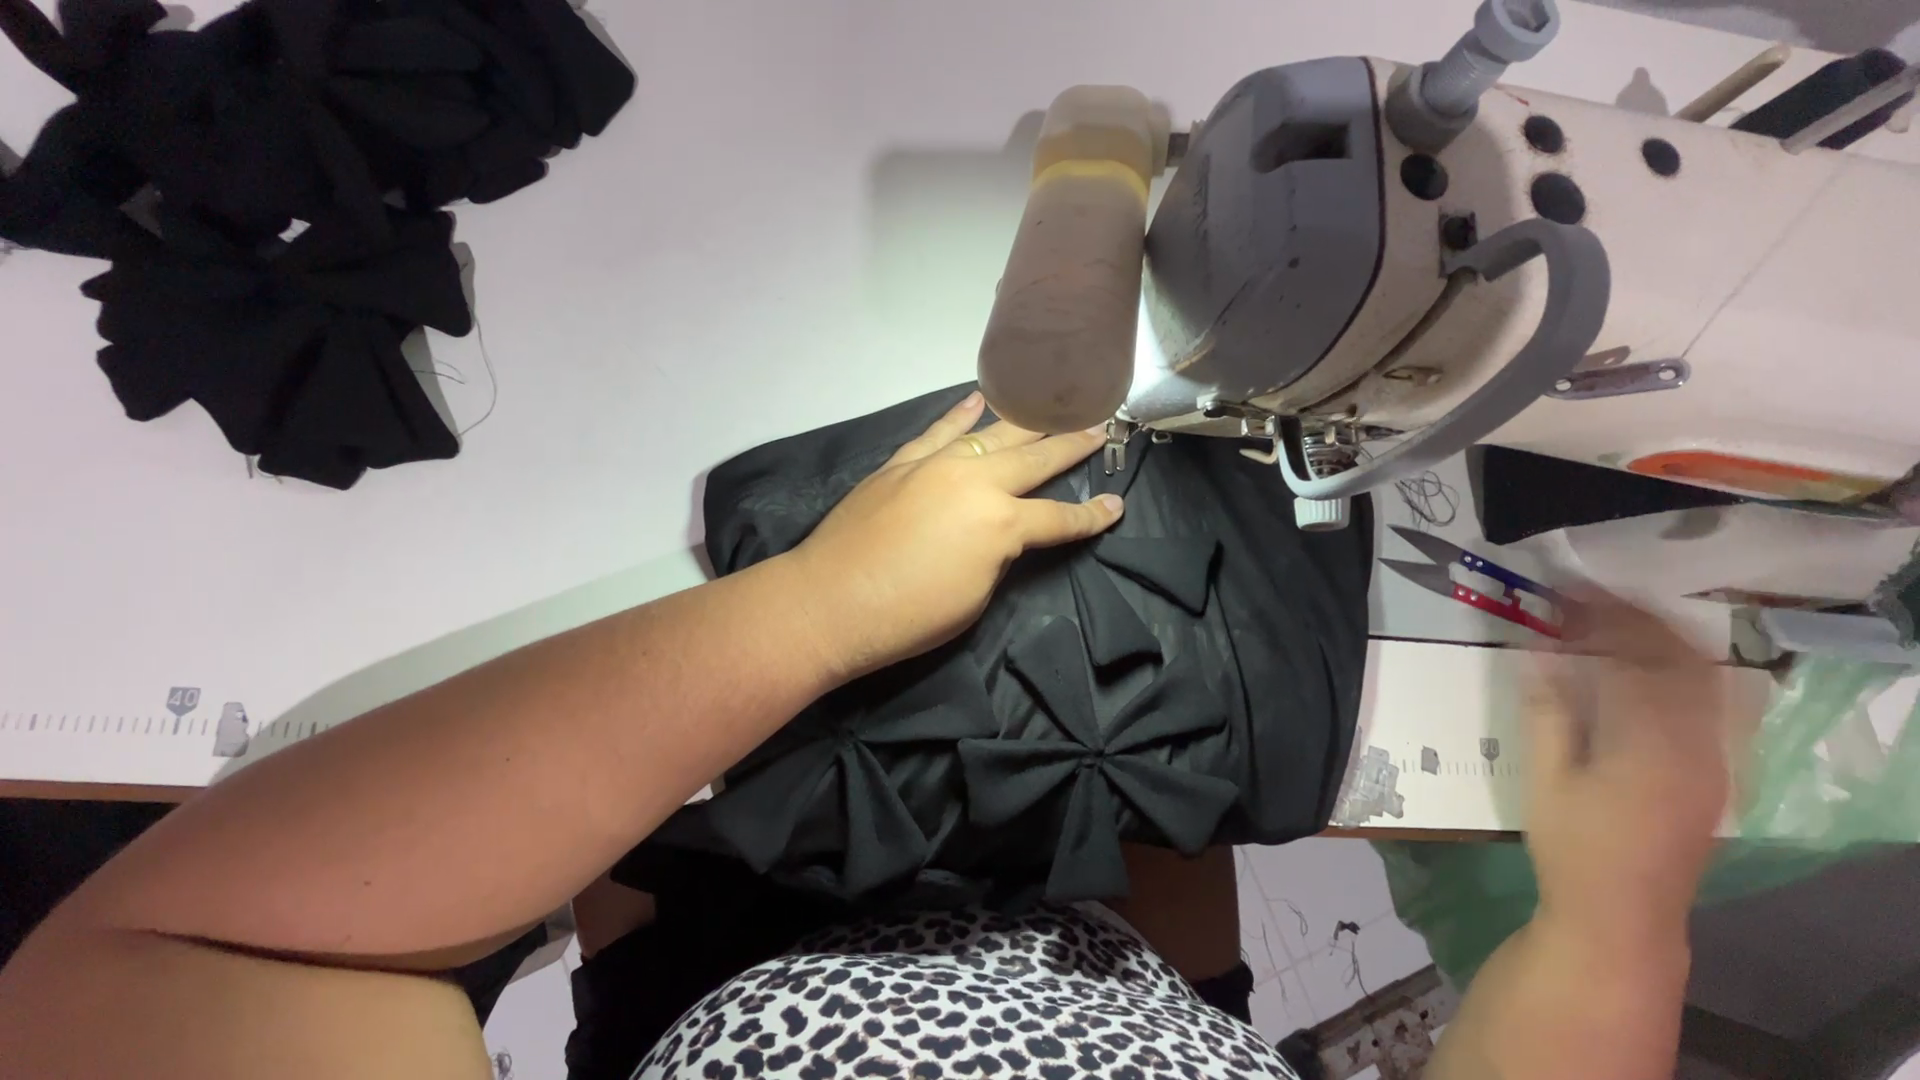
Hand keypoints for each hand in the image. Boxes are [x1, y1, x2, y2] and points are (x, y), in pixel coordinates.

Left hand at [781, 391, 1122, 681]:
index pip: (1060, 518)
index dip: (1091, 516)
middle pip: (1035, 459)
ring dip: (1026, 422)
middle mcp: (975, 482)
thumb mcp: (975, 597)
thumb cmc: (909, 617)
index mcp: (1002, 524)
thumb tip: (1001, 535)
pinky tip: (978, 400)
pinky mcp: (902, 463)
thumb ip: (997, 556)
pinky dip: (960, 414)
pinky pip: (938, 431)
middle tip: (1099, 428)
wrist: (830, 602)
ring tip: (1053, 406)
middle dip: (1071, 446)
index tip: (1116, 505)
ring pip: (991, 434)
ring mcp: (936, 465)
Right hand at [1522, 592, 1740, 949]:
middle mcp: (1696, 742)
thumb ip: (1547, 710)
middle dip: (1635, 618)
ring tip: (1614, 619)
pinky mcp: (1716, 771)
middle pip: (1678, 658)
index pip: (1632, 656)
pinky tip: (1646, 665)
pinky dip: (1677, 668)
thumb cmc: (1572, 845)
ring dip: (1660, 639)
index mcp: (1650, 743)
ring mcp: (1715, 758)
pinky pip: (1707, 701)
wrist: (1622, 912)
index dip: (1599, 616)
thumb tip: (1538, 650)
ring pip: (1702, 677)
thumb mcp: (1545, 778)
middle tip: (1588, 596)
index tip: (1564, 591)